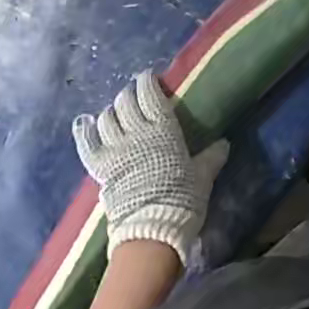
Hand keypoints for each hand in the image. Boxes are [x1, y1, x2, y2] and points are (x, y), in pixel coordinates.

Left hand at [73, 73, 228, 265]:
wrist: (152, 230)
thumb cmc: (182, 201)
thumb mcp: (202, 178)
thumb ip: (210, 158)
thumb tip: (224, 143)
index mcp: (163, 130)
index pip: (150, 94)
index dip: (146, 82)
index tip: (146, 78)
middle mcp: (135, 132)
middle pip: (125, 101)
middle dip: (128, 95)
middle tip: (132, 97)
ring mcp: (114, 147)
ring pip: (106, 117)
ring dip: (110, 112)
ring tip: (115, 114)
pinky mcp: (98, 164)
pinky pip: (86, 139)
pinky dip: (84, 128)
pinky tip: (85, 122)